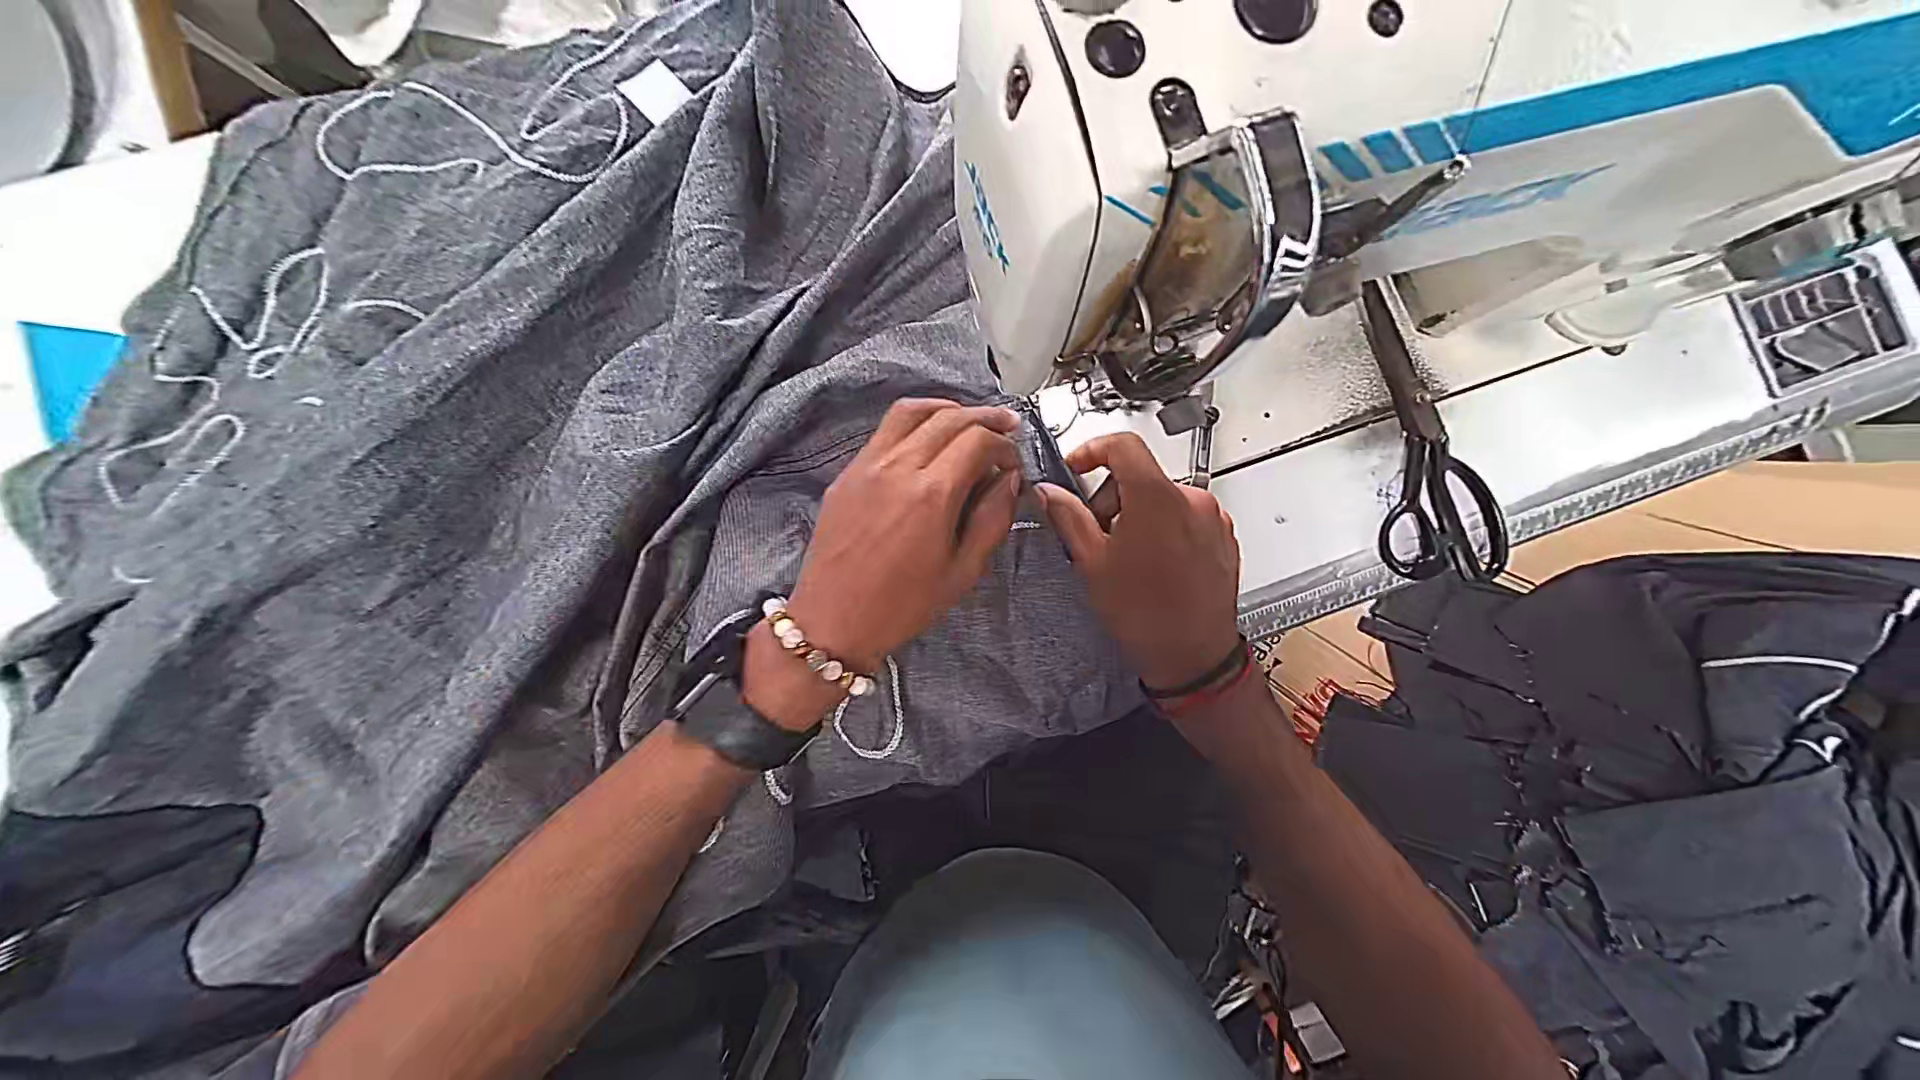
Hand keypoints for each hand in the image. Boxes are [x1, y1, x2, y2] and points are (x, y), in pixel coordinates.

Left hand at [745, 399, 1022, 730]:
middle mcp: (898, 469)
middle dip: (984, 418)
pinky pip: (885, 430)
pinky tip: (928, 438)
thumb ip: (992, 519)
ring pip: (912, 411)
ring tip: (969, 421)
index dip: (1004, 445)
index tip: (1013, 462)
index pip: (978, 441)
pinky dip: (915, 422)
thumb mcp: (963, 572)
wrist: (834, 620)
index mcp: (931, 495)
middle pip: (949, 418)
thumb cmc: (900, 606)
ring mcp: (867, 466)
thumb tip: (1009, 482)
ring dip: (948, 409)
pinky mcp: (848, 474)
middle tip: (1006, 427)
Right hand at [1037, 433, 1241, 688]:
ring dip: (1138, 515)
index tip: (1078, 465)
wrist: (1193, 655)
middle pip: (1140, 475)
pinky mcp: (1222, 536)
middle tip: (1098, 536)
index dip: (1091, 450)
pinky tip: (1152, 564)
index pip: (1122, 445)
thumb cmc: (1148, 617)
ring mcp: (1211, 519)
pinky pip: (1185, 516)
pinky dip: (1164, 529)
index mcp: (1155, 498)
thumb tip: (1050, 494)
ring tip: (1128, 558)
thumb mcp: (1092, 562)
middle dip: (1111, 499)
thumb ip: (1068, 517)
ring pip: (1162, 497)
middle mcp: (1190, 500)